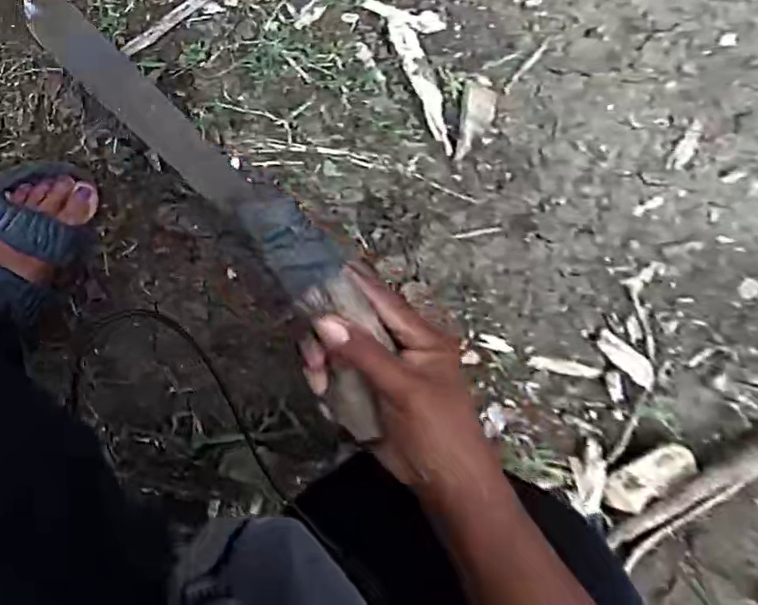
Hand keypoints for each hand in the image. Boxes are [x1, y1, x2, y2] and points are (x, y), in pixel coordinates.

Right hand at [300, 263, 501, 505]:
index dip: (346, 280)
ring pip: (330, 340)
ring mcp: (374, 362)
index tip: (310, 267)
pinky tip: (322, 392)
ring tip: (317, 379)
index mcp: (417, 335)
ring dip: (318, 357)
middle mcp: (392, 342)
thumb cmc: (441, 435)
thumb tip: (322, 319)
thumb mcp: (405, 390)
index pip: (377, 296)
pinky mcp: (359, 382)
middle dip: (323, 332)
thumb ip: (364, 352)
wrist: (448, 490)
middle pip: (345, 317)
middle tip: (313, 354)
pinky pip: (328, 365)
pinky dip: (320, 375)